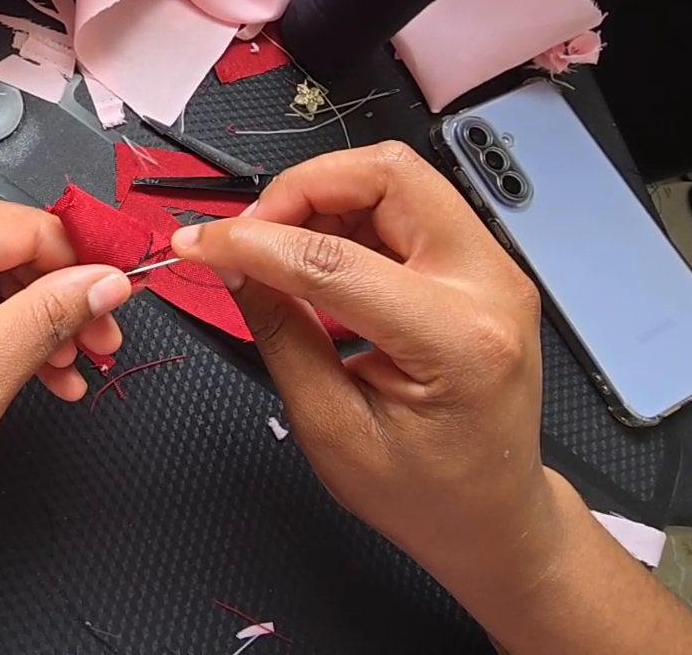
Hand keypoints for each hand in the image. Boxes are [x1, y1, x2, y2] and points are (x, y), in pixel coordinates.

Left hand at [0, 198, 132, 562]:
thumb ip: (48, 316)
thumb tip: (110, 279)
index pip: (26, 225)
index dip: (83, 264)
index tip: (123, 310)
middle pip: (3, 247)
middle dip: (57, 299)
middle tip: (100, 352)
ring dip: (27, 321)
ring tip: (67, 376)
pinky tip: (24, 373)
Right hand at [169, 143, 561, 592]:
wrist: (494, 517)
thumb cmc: (420, 491)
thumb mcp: (328, 425)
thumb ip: (277, 330)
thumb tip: (229, 261)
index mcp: (456, 342)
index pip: (333, 260)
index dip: (250, 242)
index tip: (197, 242)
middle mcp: (487, 285)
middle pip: (387, 174)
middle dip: (302, 187)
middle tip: (253, 231)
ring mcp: (488, 266)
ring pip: (390, 176)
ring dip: (318, 196)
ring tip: (277, 247)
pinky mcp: (472, 260)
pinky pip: (396, 201)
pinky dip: (339, 212)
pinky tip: (311, 254)